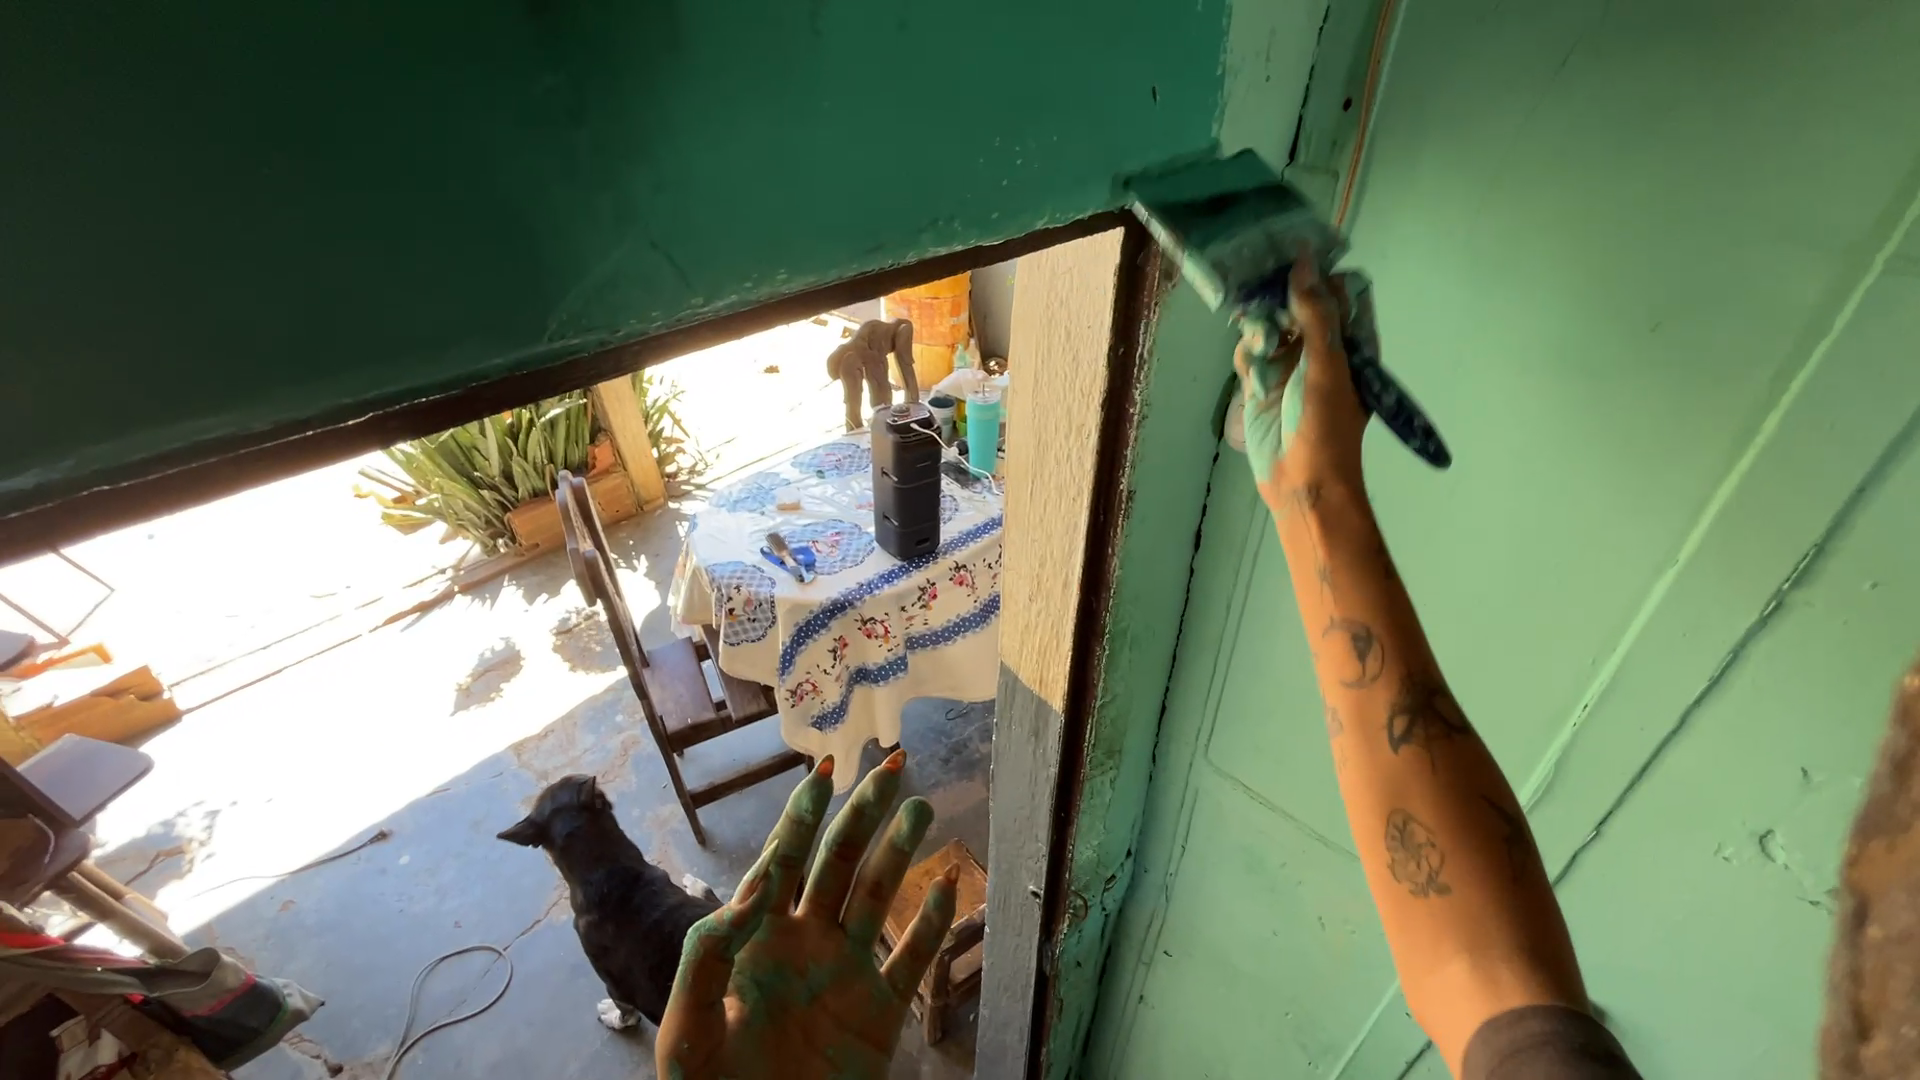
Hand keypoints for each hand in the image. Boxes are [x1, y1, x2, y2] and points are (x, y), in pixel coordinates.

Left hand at [656, 753, 959, 1079]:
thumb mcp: (688, 1029)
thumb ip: (709, 953)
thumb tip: (756, 884)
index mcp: (760, 941)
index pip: (783, 861)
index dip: (802, 816)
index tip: (824, 772)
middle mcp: (808, 942)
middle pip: (840, 862)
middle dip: (863, 812)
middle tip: (893, 767)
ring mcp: (848, 973)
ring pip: (879, 895)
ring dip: (901, 850)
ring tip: (921, 808)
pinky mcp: (881, 1012)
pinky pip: (913, 958)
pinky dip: (934, 922)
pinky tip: (949, 884)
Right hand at [1233, 253, 1369, 507]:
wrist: (1301, 481)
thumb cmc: (1325, 425)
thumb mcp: (1326, 364)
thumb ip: (1315, 313)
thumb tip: (1303, 262)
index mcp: (1352, 343)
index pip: (1339, 293)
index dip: (1318, 273)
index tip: (1291, 256)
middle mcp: (1321, 350)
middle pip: (1298, 307)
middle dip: (1279, 299)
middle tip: (1260, 290)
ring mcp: (1290, 369)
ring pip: (1270, 328)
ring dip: (1261, 330)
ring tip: (1260, 344)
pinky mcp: (1262, 387)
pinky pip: (1251, 356)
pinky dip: (1248, 356)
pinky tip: (1252, 369)